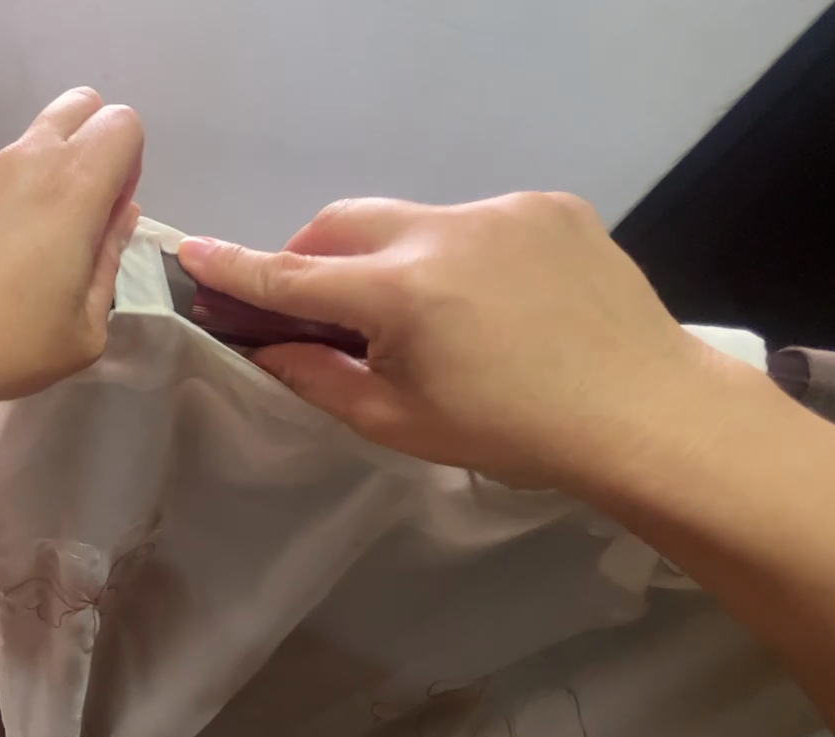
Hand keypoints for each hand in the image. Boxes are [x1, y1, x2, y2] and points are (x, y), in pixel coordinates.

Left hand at [0, 88, 143, 420]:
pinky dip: (6, 198)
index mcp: (72, 186)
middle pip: (79, 107)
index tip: (106, 220)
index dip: (128, 168)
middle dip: (93, 147)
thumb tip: (118, 219)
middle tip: (78, 217)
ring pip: (32, 143)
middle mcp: (25, 160)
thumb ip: (110, 263)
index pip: (123, 125)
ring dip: (46, 176)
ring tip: (25, 251)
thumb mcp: (83, 330)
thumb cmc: (4, 349)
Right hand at [178, 193, 751, 488]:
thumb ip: (313, 374)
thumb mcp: (387, 417)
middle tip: (309, 310)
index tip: (189, 251)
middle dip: (306, 258)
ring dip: (371, 258)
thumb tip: (261, 346)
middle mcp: (450, 231)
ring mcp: (504, 211)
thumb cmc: (503, 431)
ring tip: (399, 313)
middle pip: (339, 223)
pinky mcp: (546, 206)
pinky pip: (456, 221)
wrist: (644, 412)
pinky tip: (466, 299)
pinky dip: (432, 254)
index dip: (234, 268)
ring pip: (398, 219)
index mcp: (405, 292)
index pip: (293, 275)